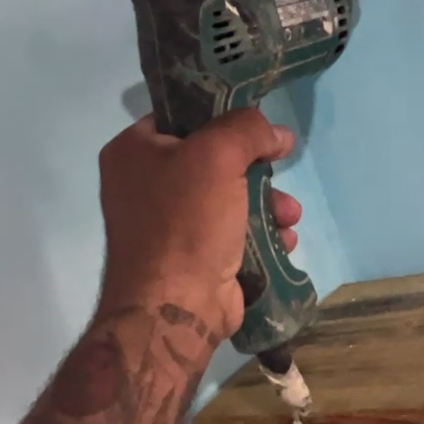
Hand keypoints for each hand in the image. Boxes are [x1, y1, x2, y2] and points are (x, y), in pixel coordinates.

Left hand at [94, 108, 301, 338]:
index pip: (181, 118)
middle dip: (257, 170)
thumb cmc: (187, 221)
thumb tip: (277, 133)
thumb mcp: (217, 155)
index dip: (223, 117)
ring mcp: (170, 226)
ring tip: (290, 216)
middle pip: (214, 161)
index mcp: (133, 153)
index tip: (260, 128)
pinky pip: (236, 234)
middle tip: (281, 169)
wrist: (177, 306)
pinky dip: (263, 235)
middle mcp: (146, 186)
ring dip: (269, 205)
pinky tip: (284, 240)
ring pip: (232, 199)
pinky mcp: (196, 258)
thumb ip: (248, 129)